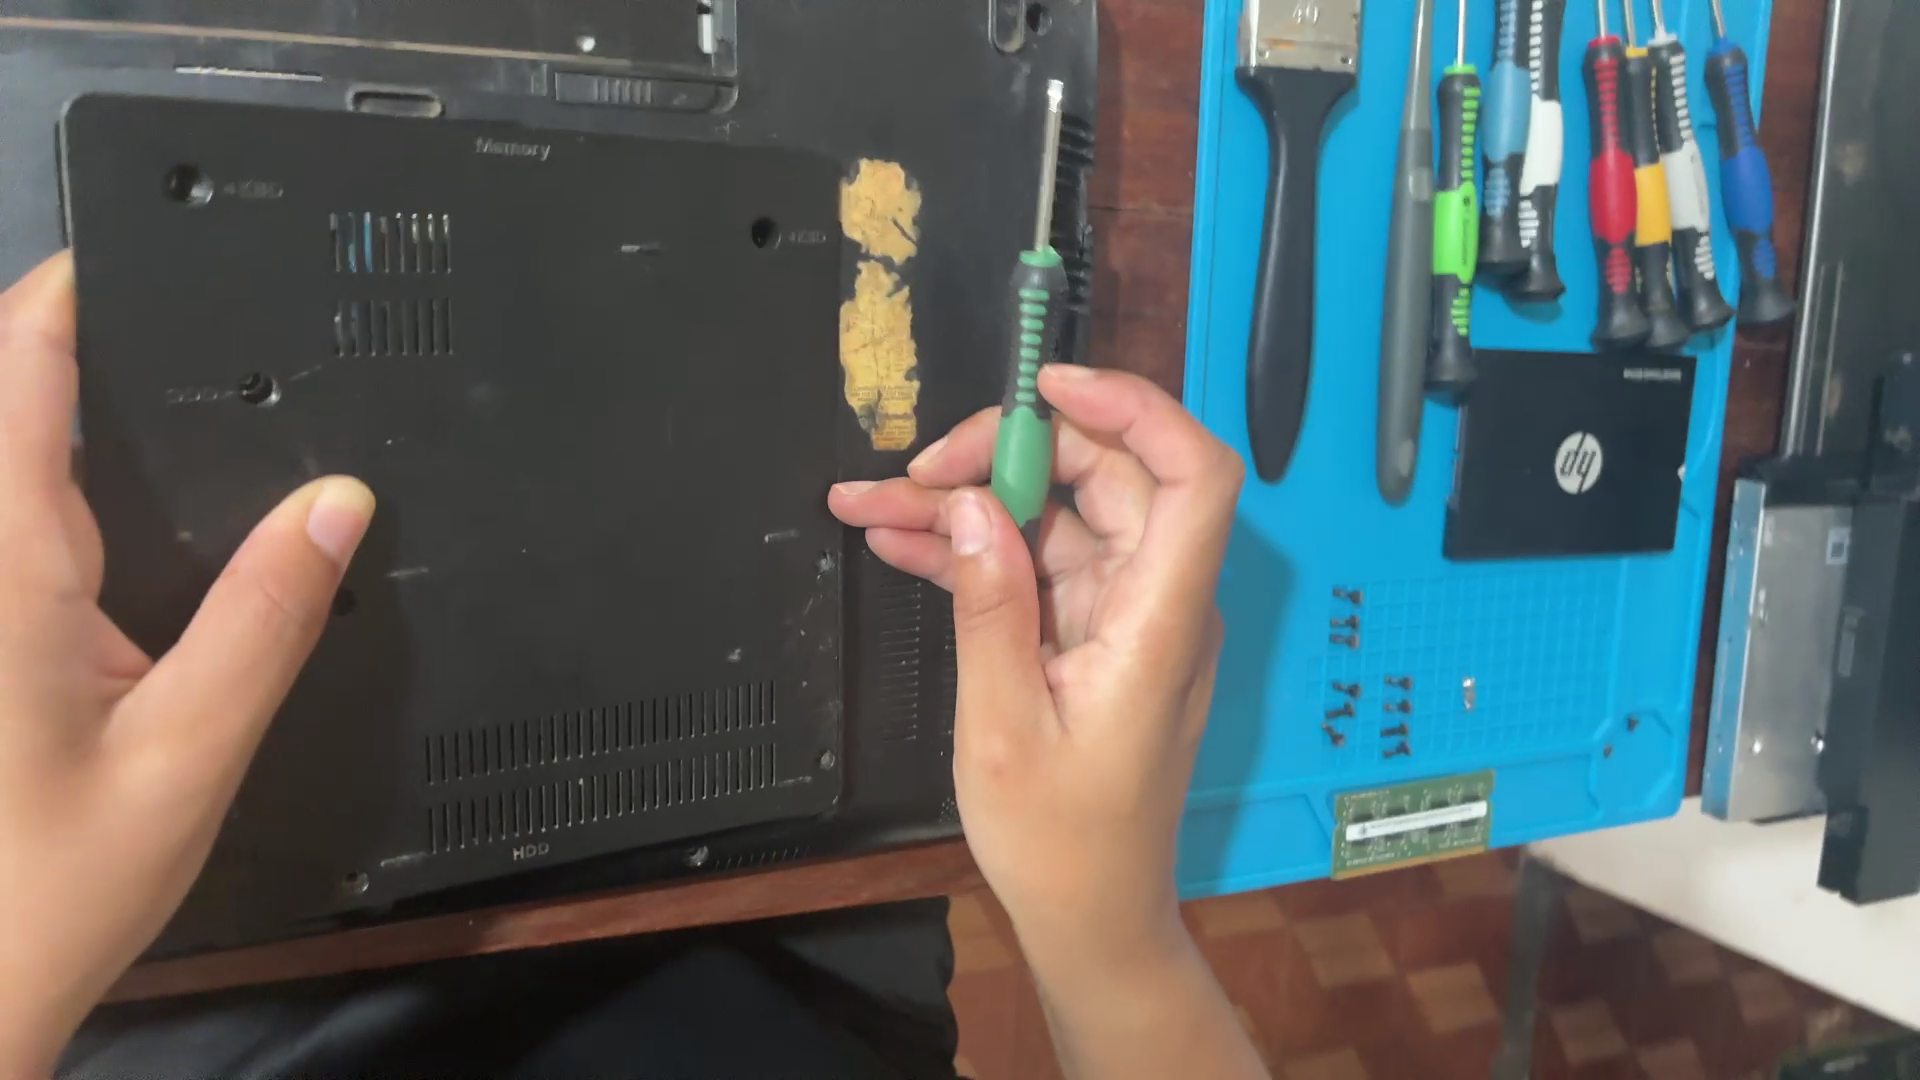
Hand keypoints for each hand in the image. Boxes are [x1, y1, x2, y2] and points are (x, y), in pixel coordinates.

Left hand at [0, 255, 374, 1074]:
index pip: (7, 397)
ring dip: (87, 423)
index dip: (56, 310)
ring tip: (208, 401)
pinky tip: (172, 511)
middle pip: (2, 424)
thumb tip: (339, 500)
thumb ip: (267, 615)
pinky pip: (31, 537)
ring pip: (16, 480)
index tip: (132, 256)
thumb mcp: (189, 749)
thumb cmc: (45, 888)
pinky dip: (92, 495)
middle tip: (211, 328)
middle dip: (82, 356)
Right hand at [828, 364, 1241, 977]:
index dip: (1132, 409)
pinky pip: (1029, 560)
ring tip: (871, 503)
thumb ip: (989, 606)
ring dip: (964, 503)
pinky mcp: (1082, 623)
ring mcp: (1116, 607)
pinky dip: (969, 547)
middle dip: (1004, 456)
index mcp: (1159, 620)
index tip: (1047, 388)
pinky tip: (901, 539)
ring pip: (1049, 514)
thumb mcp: (1004, 725)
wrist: (1088, 910)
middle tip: (914, 472)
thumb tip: (969, 504)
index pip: (1191, 476)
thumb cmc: (1059, 839)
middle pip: (1100, 477)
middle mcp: (1152, 596)